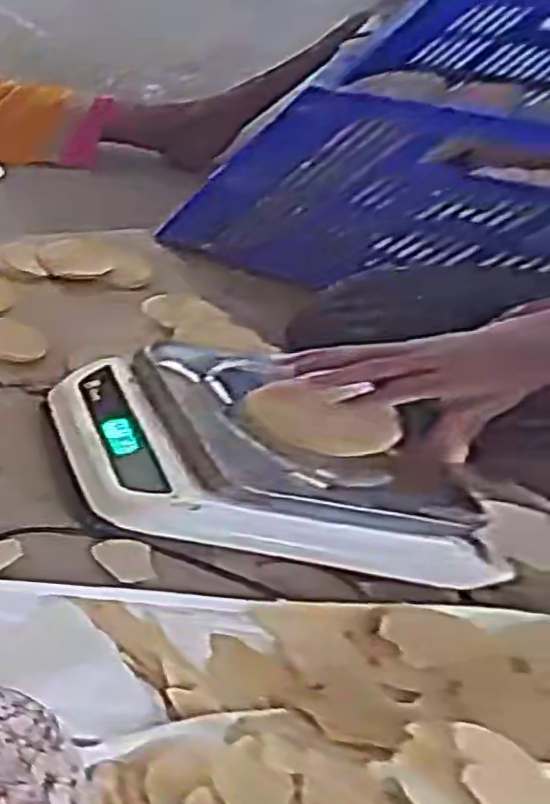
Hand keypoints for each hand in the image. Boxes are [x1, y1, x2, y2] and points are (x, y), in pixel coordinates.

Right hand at [282, 309, 549, 463]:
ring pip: (354, 354)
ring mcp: (406, 349)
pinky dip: (320, 354)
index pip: (399, 388)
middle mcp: (420, 360)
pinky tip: (294, 358)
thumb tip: (446, 462)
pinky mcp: (395, 345)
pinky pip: (352, 349)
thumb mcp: (485, 406)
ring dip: (313, 362)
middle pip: (369, 366)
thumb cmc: (505, 375)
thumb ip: (457, 433)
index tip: (335, 404)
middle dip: (331, 375)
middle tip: (294, 383)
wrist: (530, 340)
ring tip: (278, 369)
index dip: (367, 395)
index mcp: (441, 377)